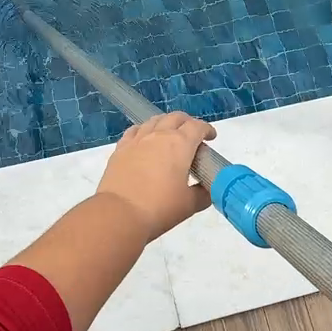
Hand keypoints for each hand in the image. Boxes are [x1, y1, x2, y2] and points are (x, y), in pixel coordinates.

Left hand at [95, 112, 214, 241]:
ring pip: (154, 120)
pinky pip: (135, 130)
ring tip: (169, 135)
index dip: (207, 129)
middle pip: (175, 118)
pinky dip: (144, 130)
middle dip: (187, 122)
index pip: (197, 127)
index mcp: (180, 144)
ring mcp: (137, 139)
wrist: (120, 213)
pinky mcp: (121, 148)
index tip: (211, 138)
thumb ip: (203, 194)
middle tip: (193, 135)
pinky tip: (145, 140)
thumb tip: (209, 190)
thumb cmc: (160, 208)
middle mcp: (158, 135)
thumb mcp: (189, 205)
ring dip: (166, 123)